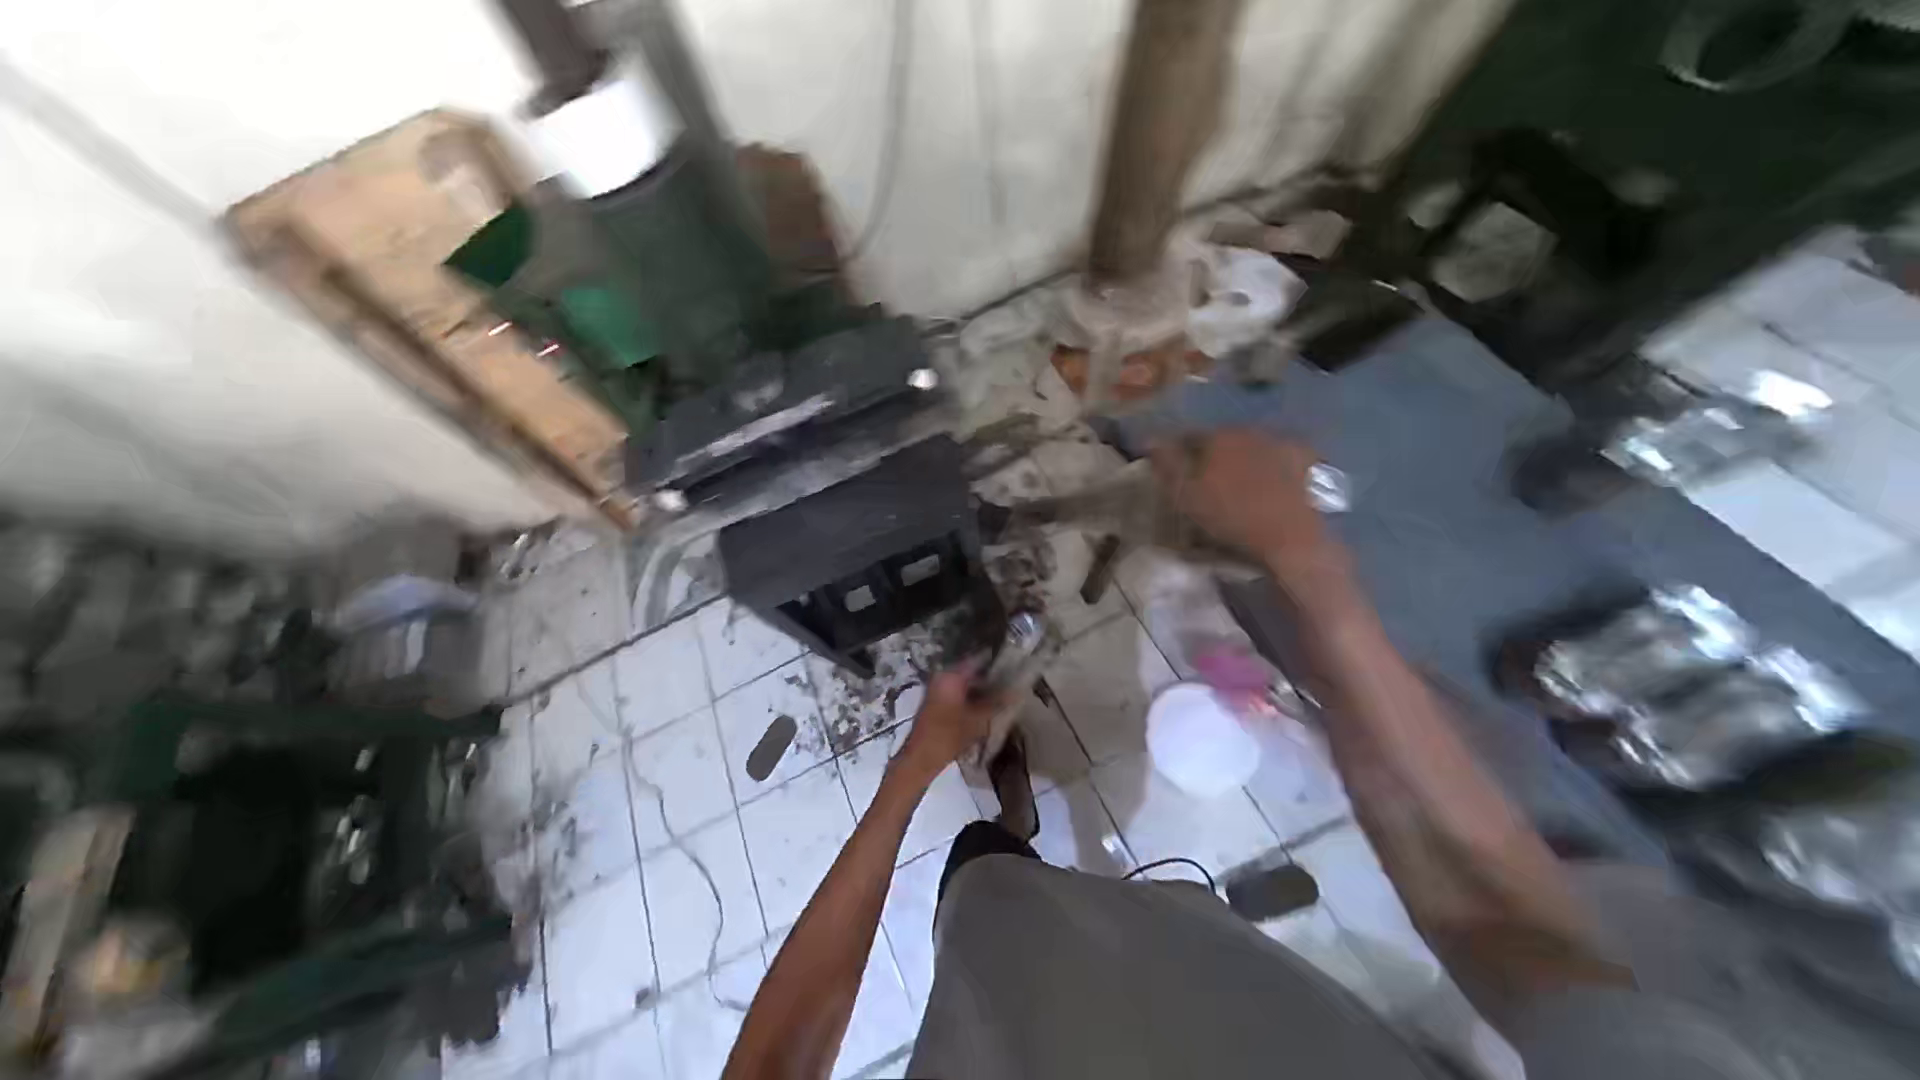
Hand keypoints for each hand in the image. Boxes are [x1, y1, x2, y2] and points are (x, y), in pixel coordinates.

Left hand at [897, 664, 1003, 781]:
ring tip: (1002, 695)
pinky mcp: (935, 701)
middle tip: (1011, 682)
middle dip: (990, 678)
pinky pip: (957, 692)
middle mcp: (942, 677)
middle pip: (971, 672)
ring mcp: (936, 688)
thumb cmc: (949, 736)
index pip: (978, 660)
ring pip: (964, 683)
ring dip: (980, 689)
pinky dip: (970, 697)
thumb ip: (997, 702)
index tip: (1014, 664)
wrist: (921, 758)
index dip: (996, 662)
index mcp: (951, 676)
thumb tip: (1017, 691)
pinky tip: (985, 706)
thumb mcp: (978, 719)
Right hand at [1151, 429, 1341, 579]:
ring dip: (1245, 461)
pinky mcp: (1309, 462)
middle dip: (1214, 456)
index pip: (1191, 436)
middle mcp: (1252, 432)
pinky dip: (1274, 469)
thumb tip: (1150, 439)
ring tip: (1241, 488)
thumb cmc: (1231, 517)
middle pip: (1224, 440)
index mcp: (1220, 436)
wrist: (1291, 539)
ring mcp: (1284, 444)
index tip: (1177, 474)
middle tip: (1209, 483)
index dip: (1180, 454)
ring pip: (1254, 448)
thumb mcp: (1185, 496)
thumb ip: (1166, 464)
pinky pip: (1283, 459)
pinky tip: (1272, 488)